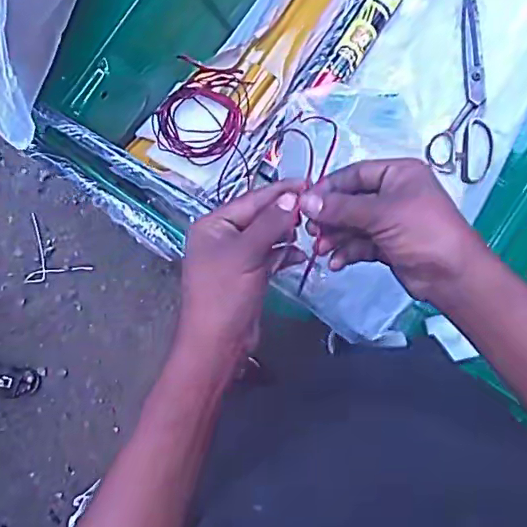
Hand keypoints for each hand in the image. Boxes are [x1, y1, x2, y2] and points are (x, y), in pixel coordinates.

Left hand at [176, 179, 306, 360]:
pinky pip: (269, 255)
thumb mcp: (247, 253)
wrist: (218, 343)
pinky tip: (301, 254)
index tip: (308, 183)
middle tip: (314, 206)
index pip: (251, 199)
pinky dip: (284, 253)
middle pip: (259, 215)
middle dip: (285, 211)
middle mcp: (221, 236)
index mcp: (212, 224)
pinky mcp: (247, 273)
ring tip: (310, 229)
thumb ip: (270, 223)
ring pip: (266, 235)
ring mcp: (234, 256)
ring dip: (286, 232)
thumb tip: (292, 197)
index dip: (279, 191)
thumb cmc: (224, 294)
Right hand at [301, 158, 490, 301]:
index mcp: (399, 174)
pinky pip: (361, 244)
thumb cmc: (422, 231)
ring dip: (335, 236)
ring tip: (320, 248)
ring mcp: (391, 221)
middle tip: (310, 229)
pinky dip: (347, 251)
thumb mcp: (381, 213)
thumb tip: (305, 201)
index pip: (355, 174)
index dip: (329, 187)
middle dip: (330, 216)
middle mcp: (394, 194)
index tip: (305, 202)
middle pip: (351, 200)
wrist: (452, 275)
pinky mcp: (389, 245)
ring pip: (353, 224)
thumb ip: (341, 208)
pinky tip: (335, 262)